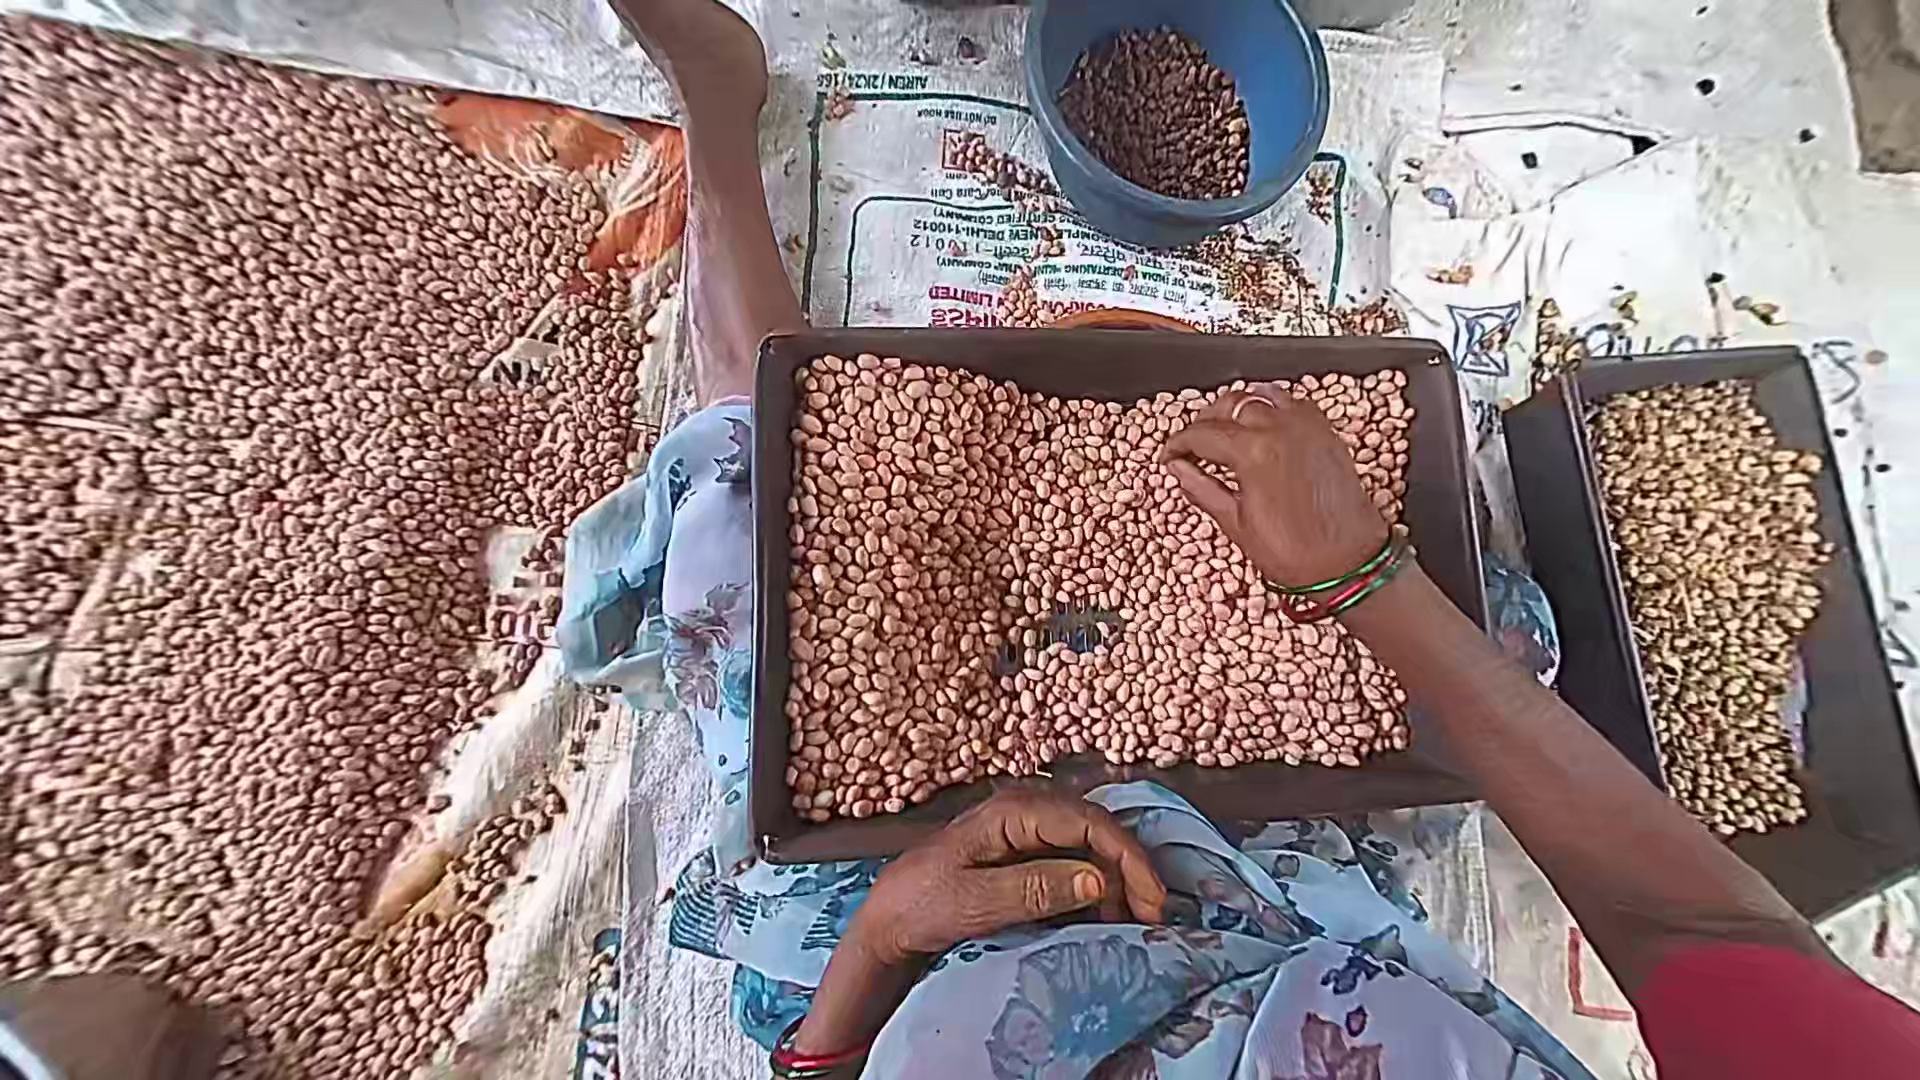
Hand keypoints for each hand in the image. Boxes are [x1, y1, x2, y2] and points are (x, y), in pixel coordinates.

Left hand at [845, 788, 1166, 967]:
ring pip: (1087, 843)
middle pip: (1093, 827)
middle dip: (1128, 867)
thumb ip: (1033, 887)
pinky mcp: (1023, 851)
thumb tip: (1096, 876)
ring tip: (1131, 921)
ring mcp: (1024, 829)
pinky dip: (1095, 885)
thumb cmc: (923, 902)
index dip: (1126, 855)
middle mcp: (1024, 810)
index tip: (1152, 899)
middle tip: (1151, 916)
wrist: (890, 915)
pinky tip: (1102, 914)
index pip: (1086, 819)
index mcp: (1012, 811)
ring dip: (1115, 877)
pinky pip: (1071, 859)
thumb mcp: (974, 901)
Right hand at [1157, 384, 1388, 587]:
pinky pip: (1290, 403)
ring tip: (1220, 433)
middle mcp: (1280, 430)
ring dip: (1233, 410)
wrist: (1349, 563)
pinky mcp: (1324, 434)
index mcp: (1253, 453)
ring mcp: (1306, 428)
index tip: (1169, 456)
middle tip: (1190, 446)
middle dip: (1202, 423)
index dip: (1177, 444)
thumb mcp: (1234, 522)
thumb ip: (1201, 488)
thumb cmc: (1295, 551)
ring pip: (1258, 397)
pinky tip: (1258, 425)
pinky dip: (1267, 407)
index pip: (1201, 434)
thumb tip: (1178, 469)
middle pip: (1227, 406)